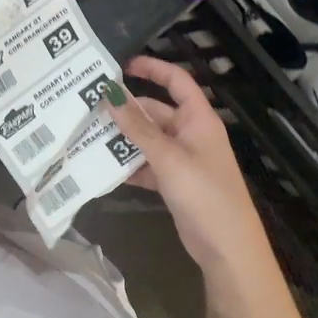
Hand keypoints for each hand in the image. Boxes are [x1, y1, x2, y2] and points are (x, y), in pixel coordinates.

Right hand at [108, 57, 301, 317]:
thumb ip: (137, 127)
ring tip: (88, 131)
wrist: (229, 253)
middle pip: (154, 111)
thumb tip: (109, 92)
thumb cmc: (205, 195)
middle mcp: (191, 134)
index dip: (152, 68)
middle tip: (90, 103)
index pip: (177, 80)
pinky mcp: (174, 182)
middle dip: (125, 109)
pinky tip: (103, 165)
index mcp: (199, 119)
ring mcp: (183, 159)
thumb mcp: (168, 158)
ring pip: (147, 138)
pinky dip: (128, 164)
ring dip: (122, 137)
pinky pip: (146, 163)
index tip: (121, 65)